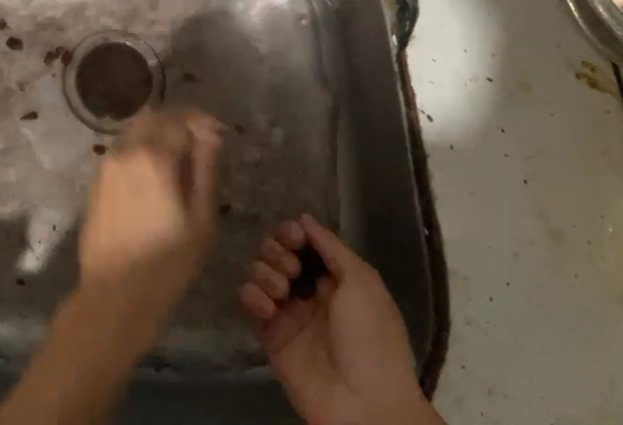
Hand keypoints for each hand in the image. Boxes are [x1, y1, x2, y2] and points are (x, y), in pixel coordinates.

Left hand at [77, 107, 224, 313]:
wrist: (114, 294)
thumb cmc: (167, 263)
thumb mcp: (201, 220)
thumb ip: (205, 170)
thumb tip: (210, 137)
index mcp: (153, 157)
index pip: (180, 119)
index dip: (202, 122)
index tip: (218, 135)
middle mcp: (125, 151)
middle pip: (154, 117)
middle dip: (179, 122)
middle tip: (201, 142)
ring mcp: (106, 166)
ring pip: (135, 131)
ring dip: (159, 134)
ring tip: (182, 159)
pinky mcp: (96, 181)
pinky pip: (123, 151)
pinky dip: (142, 150)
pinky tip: (157, 175)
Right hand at [240, 215, 439, 424]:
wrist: (364, 403)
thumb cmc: (372, 338)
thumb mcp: (362, 282)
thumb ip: (331, 246)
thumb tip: (304, 218)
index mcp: (336, 278)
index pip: (305, 242)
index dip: (293, 233)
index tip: (293, 236)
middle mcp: (310, 291)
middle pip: (279, 252)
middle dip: (278, 250)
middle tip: (291, 269)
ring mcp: (289, 313)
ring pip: (261, 272)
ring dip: (266, 271)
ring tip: (281, 291)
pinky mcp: (270, 335)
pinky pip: (250, 302)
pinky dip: (252, 296)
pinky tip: (266, 307)